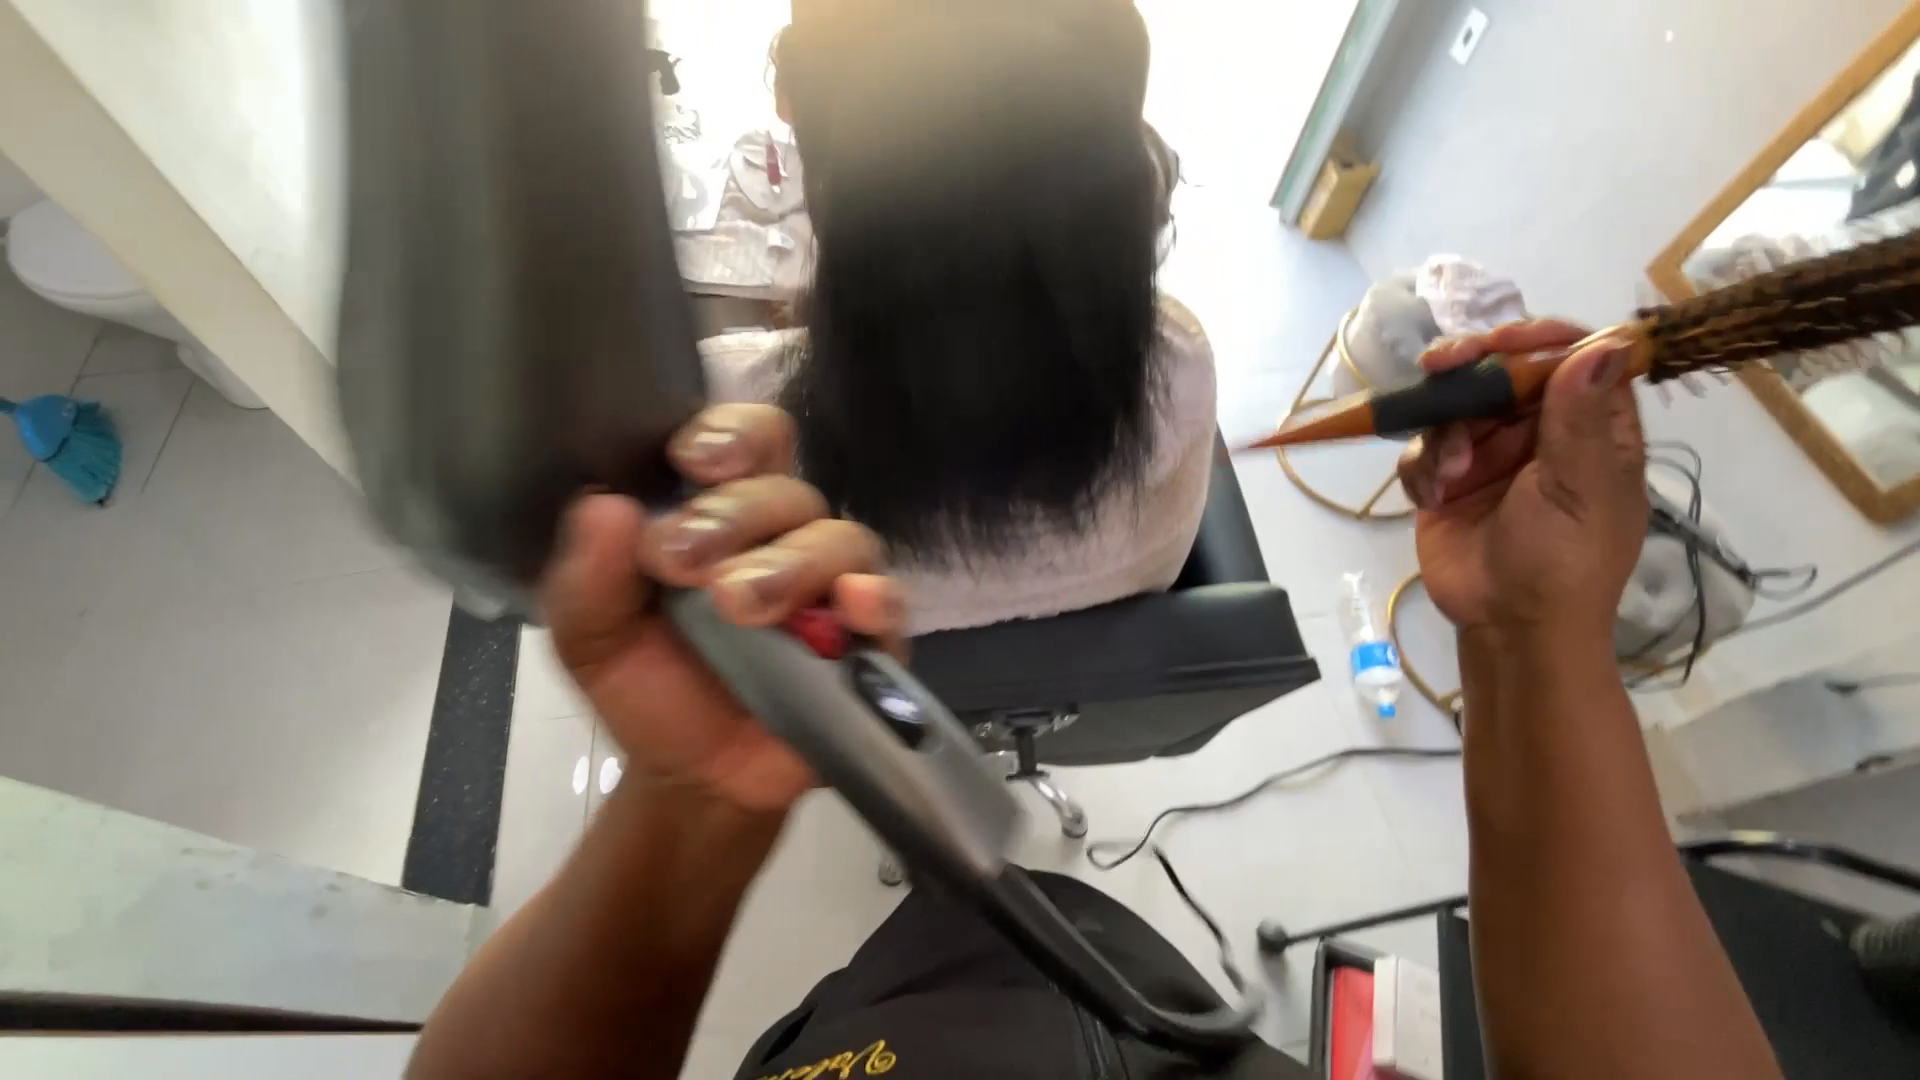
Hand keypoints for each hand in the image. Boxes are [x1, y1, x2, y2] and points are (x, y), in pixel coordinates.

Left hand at [541, 404, 904, 814]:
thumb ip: (589, 575)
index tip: (694, 463)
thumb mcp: (594, 637)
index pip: (751, 441)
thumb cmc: (652, 687)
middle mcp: (789, 536)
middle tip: (683, 565)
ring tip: (740, 605)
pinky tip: (850, 606)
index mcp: (727, 515)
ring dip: (791, 563)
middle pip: (790, 490)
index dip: (732, 435)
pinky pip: (889, 603)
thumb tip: (607, 505)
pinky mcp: (872, 640)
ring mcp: (836, 586)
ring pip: (841, 539)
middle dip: (737, 517)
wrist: (699, 777)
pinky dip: (874, 597)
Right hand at [1396, 319, 1647, 638]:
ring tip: (1447, 477)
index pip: (1573, 358)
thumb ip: (1582, 419)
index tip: (1501, 343)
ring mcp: (1486, 455)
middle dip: (1468, 369)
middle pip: (1501, 373)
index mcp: (1590, 428)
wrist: (1506, 622)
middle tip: (1438, 365)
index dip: (1539, 340)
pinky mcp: (1444, 480)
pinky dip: (1419, 470)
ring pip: (1452, 409)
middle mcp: (1537, 432)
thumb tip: (1606, 343)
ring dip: (1442, 436)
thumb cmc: (1561, 559)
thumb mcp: (1579, 488)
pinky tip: (1430, 499)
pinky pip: (1419, 451)